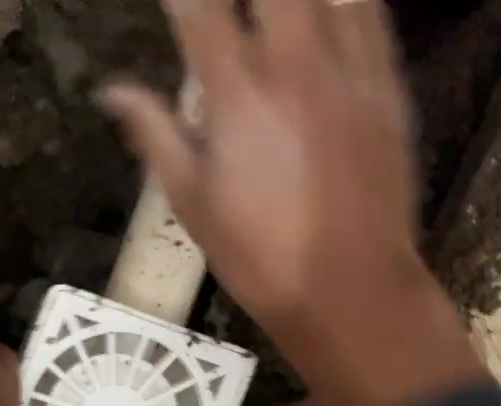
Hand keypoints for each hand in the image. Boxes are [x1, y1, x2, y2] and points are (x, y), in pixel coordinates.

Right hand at [101, 0, 419, 333]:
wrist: (345, 282)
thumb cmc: (252, 250)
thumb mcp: (189, 198)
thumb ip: (154, 132)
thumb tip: (111, 91)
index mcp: (239, 100)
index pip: (204, 17)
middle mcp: (298, 68)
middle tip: (220, 1)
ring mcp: (351, 69)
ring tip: (269, 4)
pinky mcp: (388, 82)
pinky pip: (371, 11)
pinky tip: (325, 2)